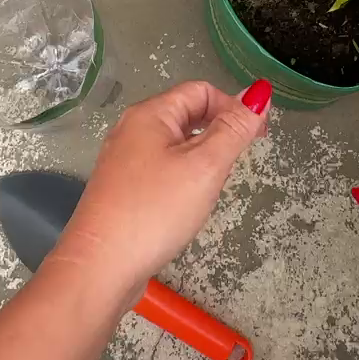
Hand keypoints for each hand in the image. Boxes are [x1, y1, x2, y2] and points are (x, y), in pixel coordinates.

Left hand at [49, 79, 271, 300]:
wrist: (99, 269)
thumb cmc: (155, 211)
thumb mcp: (205, 167)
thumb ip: (234, 128)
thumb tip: (259, 93)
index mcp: (150, 114)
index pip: (201, 91)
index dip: (233, 107)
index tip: (257, 137)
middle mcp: (133, 129)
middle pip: (187, 113)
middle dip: (219, 132)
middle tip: (236, 164)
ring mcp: (123, 159)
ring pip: (175, 143)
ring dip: (202, 156)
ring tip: (212, 186)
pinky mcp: (121, 188)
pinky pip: (161, 167)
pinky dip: (182, 176)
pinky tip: (187, 203)